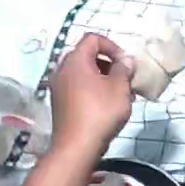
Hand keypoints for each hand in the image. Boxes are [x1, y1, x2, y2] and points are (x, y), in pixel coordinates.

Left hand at [49, 33, 132, 162]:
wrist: (77, 146)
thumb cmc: (100, 112)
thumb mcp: (119, 87)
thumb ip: (124, 69)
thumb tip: (125, 59)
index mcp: (75, 60)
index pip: (93, 39)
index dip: (112, 46)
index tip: (125, 63)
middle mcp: (62, 69)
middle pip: (87, 55)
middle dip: (109, 63)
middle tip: (125, 79)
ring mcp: (58, 87)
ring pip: (83, 73)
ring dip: (103, 78)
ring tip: (120, 94)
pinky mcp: (60, 103)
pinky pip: (78, 87)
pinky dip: (93, 90)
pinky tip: (107, 106)